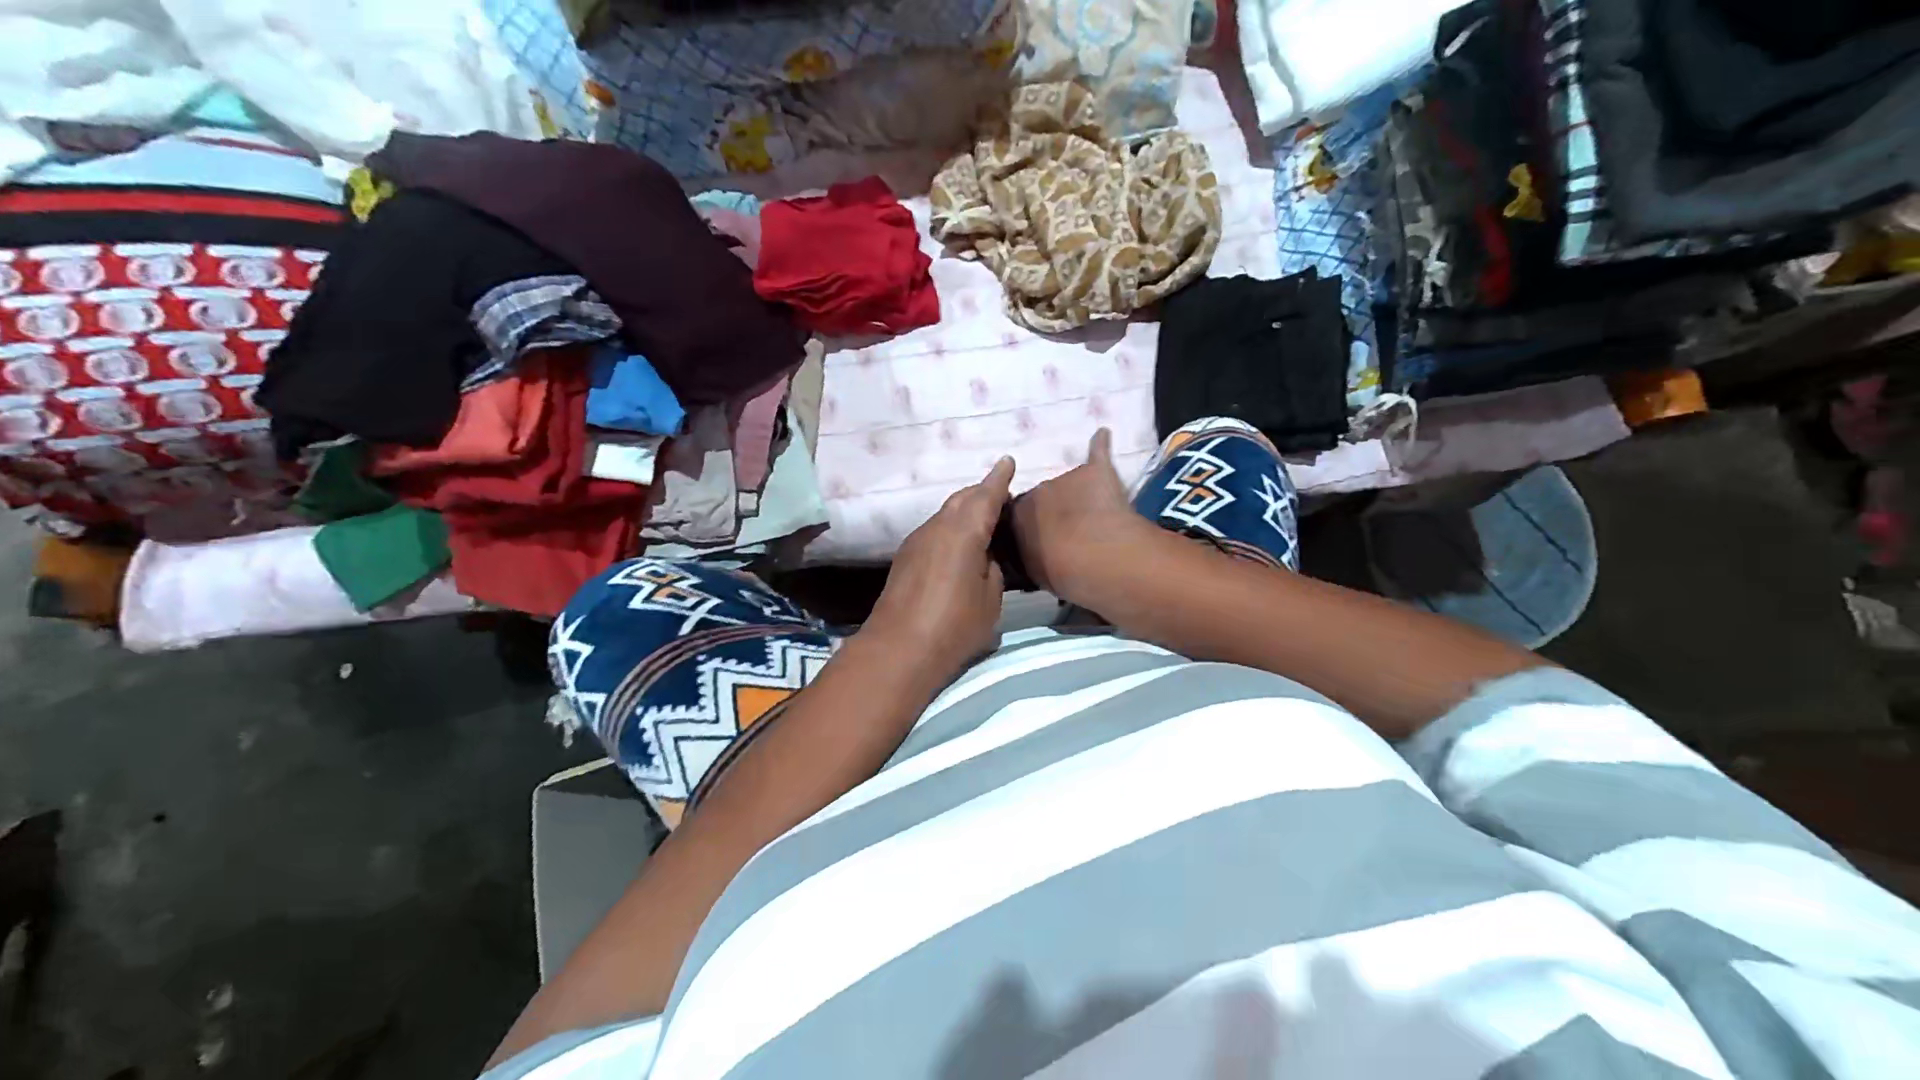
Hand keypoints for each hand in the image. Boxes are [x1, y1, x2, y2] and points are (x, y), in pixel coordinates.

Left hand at [862, 456, 1016, 682]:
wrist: (899, 649)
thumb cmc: (955, 625)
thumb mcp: (990, 599)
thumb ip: (992, 569)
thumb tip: (985, 556)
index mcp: (964, 530)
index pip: (986, 495)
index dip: (999, 479)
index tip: (1008, 462)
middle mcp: (938, 526)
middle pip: (962, 499)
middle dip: (982, 493)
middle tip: (1000, 495)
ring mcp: (917, 540)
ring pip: (946, 515)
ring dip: (964, 512)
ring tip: (983, 521)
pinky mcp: (905, 557)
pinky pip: (934, 531)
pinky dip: (950, 529)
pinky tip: (959, 546)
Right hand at [1011, 429, 1156, 607]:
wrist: (1098, 558)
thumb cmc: (1062, 574)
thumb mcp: (1034, 575)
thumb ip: (1027, 558)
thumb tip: (1027, 558)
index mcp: (1016, 516)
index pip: (1017, 515)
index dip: (1030, 526)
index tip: (1041, 540)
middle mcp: (1035, 492)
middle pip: (1043, 497)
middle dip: (1052, 510)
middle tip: (1069, 532)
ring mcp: (1066, 479)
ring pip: (1070, 484)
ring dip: (1077, 495)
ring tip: (1094, 516)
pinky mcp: (1096, 471)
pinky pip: (1097, 453)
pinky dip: (1100, 446)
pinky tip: (1102, 435)